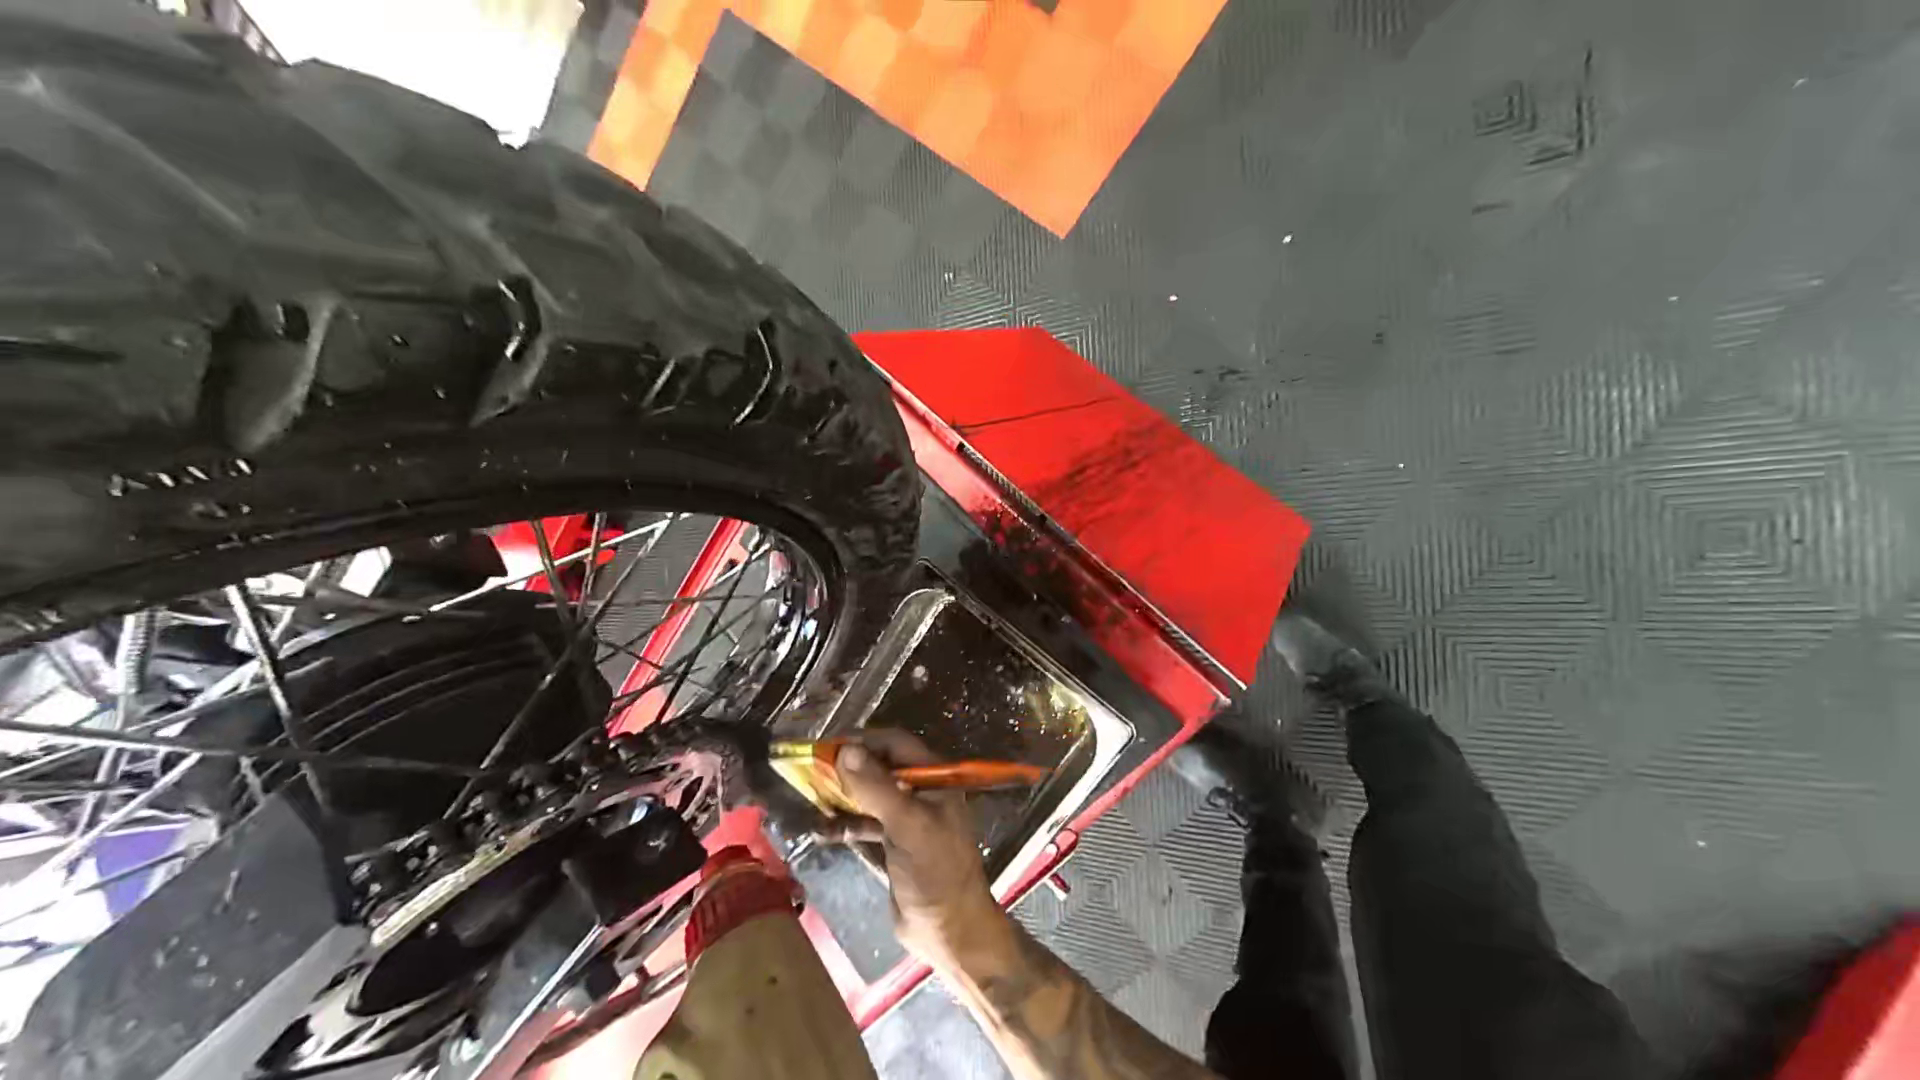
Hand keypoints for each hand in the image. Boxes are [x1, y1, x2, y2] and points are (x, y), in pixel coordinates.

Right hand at [830, 730, 1010, 969]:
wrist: (951, 932)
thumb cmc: (935, 873)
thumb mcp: (907, 825)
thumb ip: (876, 786)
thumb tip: (845, 750)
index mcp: (934, 779)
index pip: (896, 744)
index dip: (863, 741)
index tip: (827, 746)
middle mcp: (922, 793)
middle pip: (881, 767)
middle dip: (849, 768)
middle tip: (812, 770)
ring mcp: (908, 820)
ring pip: (871, 796)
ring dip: (843, 796)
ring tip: (811, 798)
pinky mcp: (895, 846)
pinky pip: (866, 825)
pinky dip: (845, 825)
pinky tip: (820, 831)